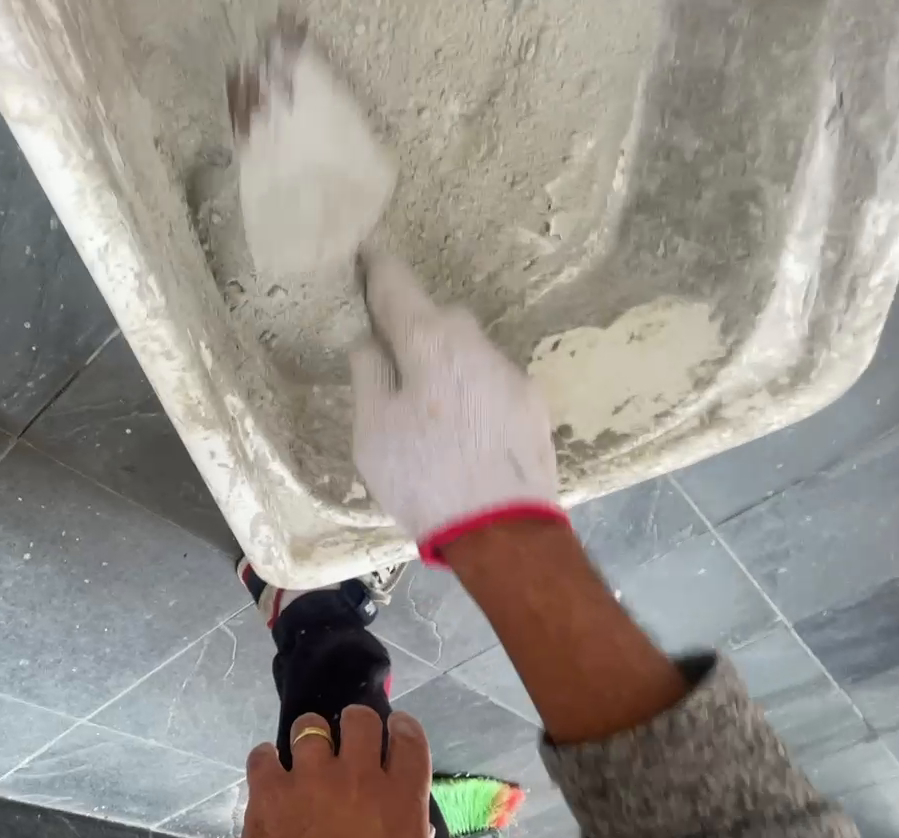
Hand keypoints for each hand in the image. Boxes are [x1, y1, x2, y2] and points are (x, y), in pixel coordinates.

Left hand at [218, 707, 434, 837]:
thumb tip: (408, 818)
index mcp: (401, 802)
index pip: (410, 739)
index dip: (403, 731)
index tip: (395, 734)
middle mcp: (357, 779)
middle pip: (359, 718)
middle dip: (355, 727)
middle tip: (347, 748)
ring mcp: (309, 780)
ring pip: (308, 725)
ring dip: (310, 741)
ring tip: (305, 763)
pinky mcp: (268, 790)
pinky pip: (263, 754)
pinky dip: (267, 763)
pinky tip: (271, 782)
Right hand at [350, 251, 564, 562]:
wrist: (499, 529)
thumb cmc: (420, 477)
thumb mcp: (371, 432)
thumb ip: (368, 377)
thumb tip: (369, 343)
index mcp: (429, 346)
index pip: (400, 290)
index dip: (381, 268)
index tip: (371, 247)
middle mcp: (475, 346)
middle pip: (440, 319)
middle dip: (416, 326)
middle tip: (392, 356)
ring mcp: (509, 373)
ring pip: (468, 349)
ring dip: (444, 361)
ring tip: (426, 406)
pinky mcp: (530, 402)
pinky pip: (488, 379)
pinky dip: (468, 389)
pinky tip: (459, 428)